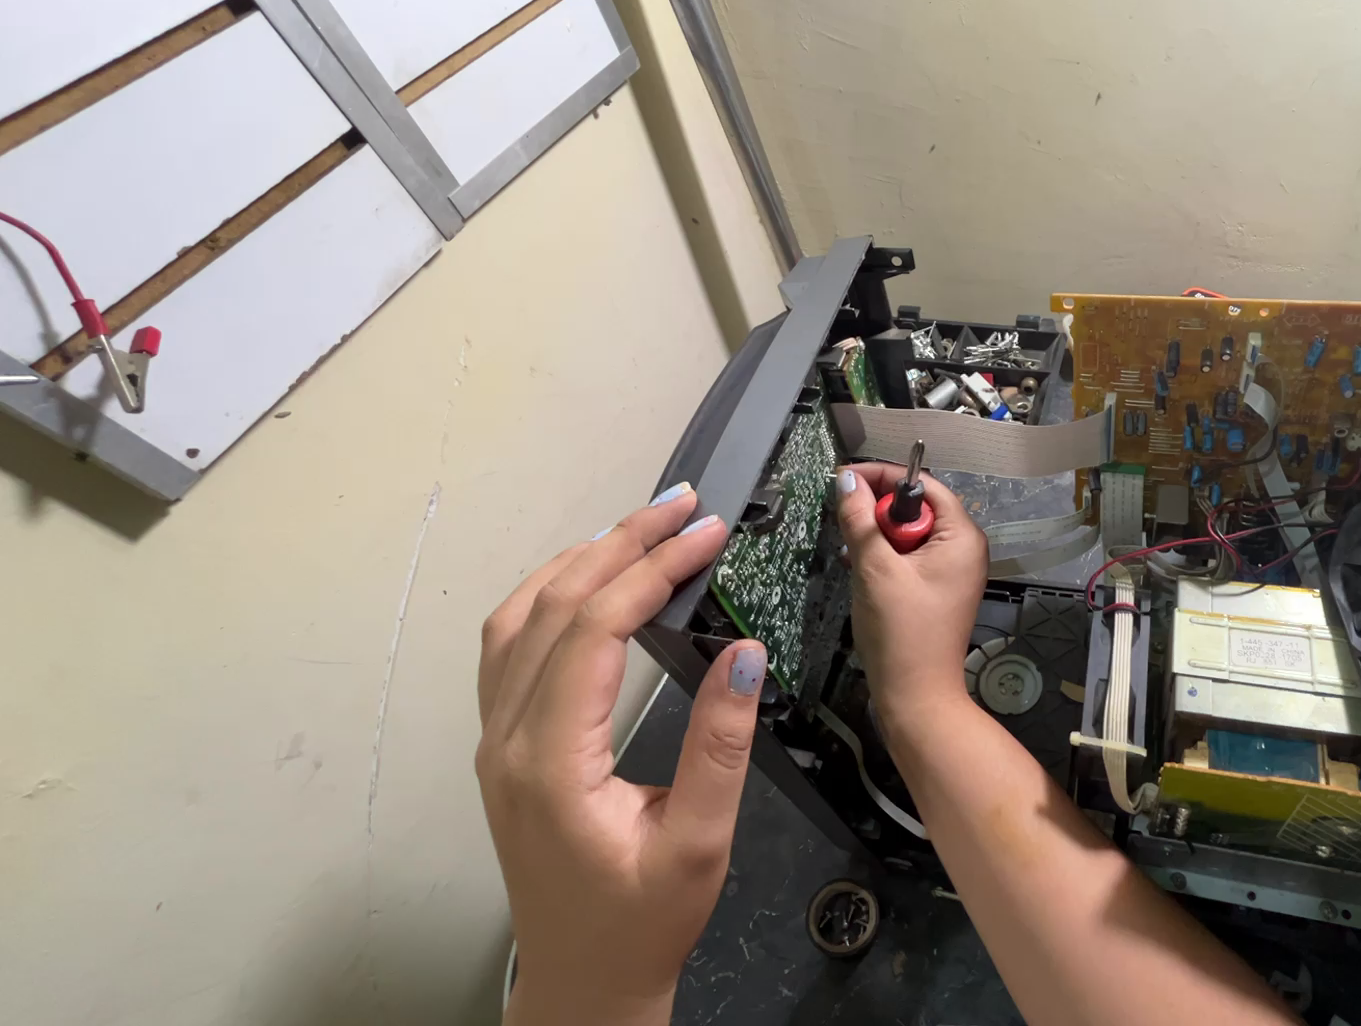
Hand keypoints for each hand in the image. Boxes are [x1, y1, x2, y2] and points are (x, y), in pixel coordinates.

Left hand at [475, 486, 764, 1025]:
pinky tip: (587, 576)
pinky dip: (551, 591)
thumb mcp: (699, 840)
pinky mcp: (503, 741)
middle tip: (684, 505)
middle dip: (623, 544)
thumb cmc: (644, 920)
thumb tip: (743, 653)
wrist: (582, 982)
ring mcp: (495, 737)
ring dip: (582, 558)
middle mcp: (506, 736)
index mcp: (549, 759)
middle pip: (554, 605)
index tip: (710, 534)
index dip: (654, 570)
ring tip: (643, 525)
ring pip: (521, 615)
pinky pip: (511, 642)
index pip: (596, 629)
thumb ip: (720, 744)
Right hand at [835, 463, 986, 722]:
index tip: (844, 479)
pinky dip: (885, 556)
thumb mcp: (874, 569)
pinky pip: (910, 557)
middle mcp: (964, 548)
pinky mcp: (938, 589)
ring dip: (877, 535)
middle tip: (844, 520)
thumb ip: (860, 520)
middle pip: (917, 508)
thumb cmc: (900, 631)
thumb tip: (846, 479)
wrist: (916, 697)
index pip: (923, 485)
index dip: (883, 477)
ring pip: (909, 533)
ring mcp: (953, 571)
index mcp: (962, 536)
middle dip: (878, 510)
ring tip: (850, 548)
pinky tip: (860, 567)